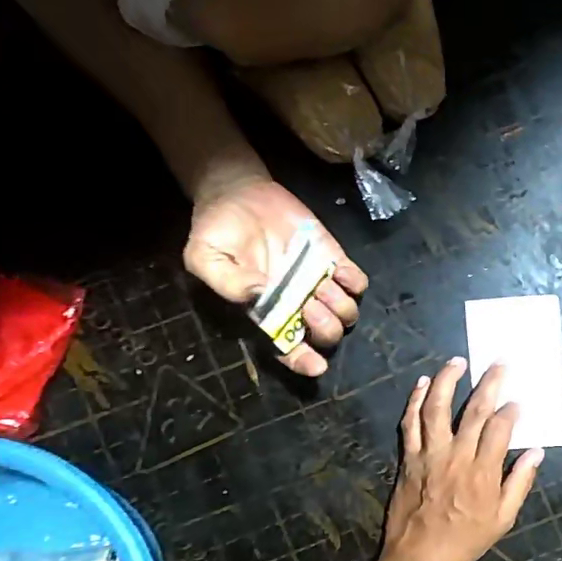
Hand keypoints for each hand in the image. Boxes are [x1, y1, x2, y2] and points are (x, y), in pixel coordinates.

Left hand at [173, 0, 410, 67]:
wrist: (344, 9)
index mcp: (206, 23)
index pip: (167, 11)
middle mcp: (223, 52)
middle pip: (198, 26)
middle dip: (201, 3)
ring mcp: (250, 63)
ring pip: (224, 35)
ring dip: (227, 15)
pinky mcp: (274, 64)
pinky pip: (247, 42)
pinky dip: (249, 26)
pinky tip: (267, 6)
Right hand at [182, 178, 367, 376]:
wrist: (236, 194)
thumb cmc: (217, 232)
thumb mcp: (204, 257)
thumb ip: (225, 282)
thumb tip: (256, 294)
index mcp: (267, 314)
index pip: (290, 350)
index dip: (305, 362)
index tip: (316, 366)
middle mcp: (297, 305)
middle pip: (326, 336)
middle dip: (324, 328)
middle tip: (308, 305)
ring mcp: (317, 283)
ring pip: (347, 314)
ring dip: (341, 307)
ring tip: (322, 287)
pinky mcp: (332, 260)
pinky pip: (357, 283)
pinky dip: (355, 283)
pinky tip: (339, 272)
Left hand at [379, 359, 542, 560]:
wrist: (419, 556)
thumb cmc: (466, 540)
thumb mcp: (503, 518)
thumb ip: (519, 483)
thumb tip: (536, 452)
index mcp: (483, 471)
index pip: (500, 428)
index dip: (511, 410)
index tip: (517, 401)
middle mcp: (457, 455)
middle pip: (475, 410)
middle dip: (489, 383)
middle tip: (499, 363)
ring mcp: (429, 453)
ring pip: (437, 407)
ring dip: (448, 380)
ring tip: (457, 361)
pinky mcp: (408, 457)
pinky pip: (409, 423)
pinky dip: (415, 400)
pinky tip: (423, 383)